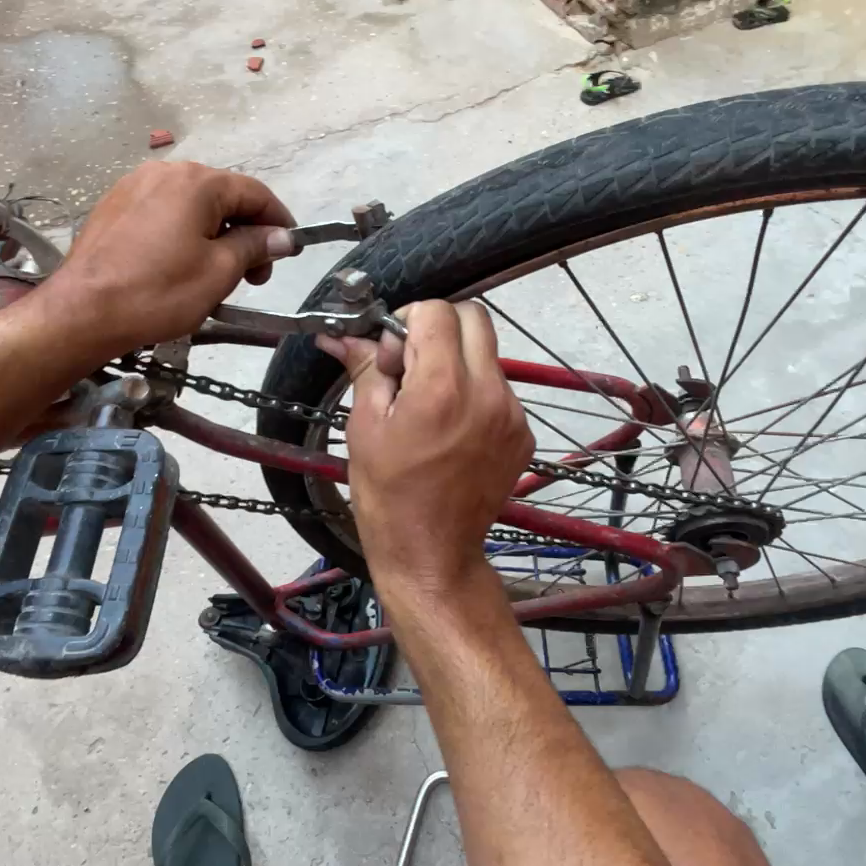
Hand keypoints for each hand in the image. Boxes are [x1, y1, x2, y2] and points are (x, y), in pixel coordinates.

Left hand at [44, 160, 295, 347]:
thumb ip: (255, 245)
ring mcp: (134, 186)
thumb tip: (281, 236)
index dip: (279, 221)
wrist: (82, 312)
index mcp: (197, 182)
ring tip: (219, 274)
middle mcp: (165, 172)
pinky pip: (164, 213)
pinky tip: (183, 265)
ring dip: (216, 234)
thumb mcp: (220, 272)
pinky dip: (185, 233)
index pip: (255, 193)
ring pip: (192, 206)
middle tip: (254, 276)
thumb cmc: (159, 292)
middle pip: (223, 197)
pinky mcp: (114, 206)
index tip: (290, 249)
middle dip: (247, 232)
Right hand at [316, 301, 533, 603]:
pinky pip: (499, 389)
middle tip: (413, 363)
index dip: (407, 322)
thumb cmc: (387, 495)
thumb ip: (365, 369)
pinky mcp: (523, 434)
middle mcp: (487, 391)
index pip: (437, 311)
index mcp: (442, 387)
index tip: (393, 356)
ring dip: (458, 359)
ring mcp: (512, 413)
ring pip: (488, 353)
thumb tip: (342, 333)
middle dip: (439, 327)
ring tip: (430, 401)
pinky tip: (452, 427)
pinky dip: (474, 391)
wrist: (432, 554)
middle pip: (474, 317)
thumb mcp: (365, 428)